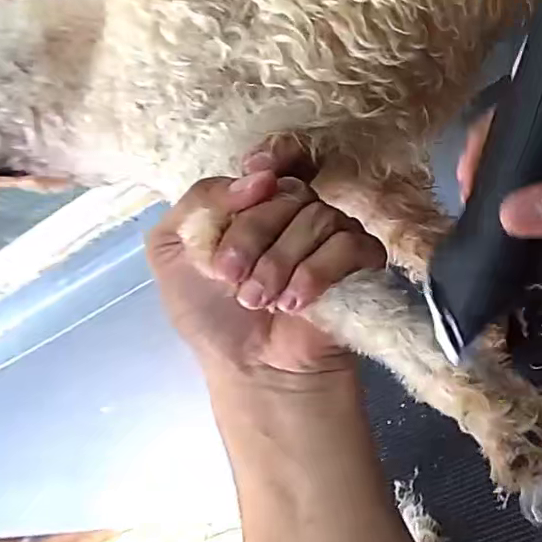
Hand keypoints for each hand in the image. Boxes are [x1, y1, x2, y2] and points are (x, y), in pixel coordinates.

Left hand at [148, 145, 387, 380]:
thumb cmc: (213, 316)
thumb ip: (202, 204)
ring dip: (282, 263)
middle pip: (289, 195)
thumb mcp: (175, 253)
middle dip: (253, 237)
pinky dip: (317, 273)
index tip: (243, 202)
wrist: (256, 366)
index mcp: (258, 206)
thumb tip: (262, 176)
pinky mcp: (366, 259)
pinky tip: (296, 301)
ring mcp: (338, 234)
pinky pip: (349, 244)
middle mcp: (301, 214)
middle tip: (233, 279)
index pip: (263, 175)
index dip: (254, 185)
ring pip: (319, 218)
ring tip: (262, 301)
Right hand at [457, 54, 541, 276]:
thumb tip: (507, 212)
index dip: (523, 76)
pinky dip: (523, 191)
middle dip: (501, 130)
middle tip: (467, 169)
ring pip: (538, 142)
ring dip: (507, 163)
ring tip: (468, 190)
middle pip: (539, 103)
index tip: (487, 112)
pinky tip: (491, 206)